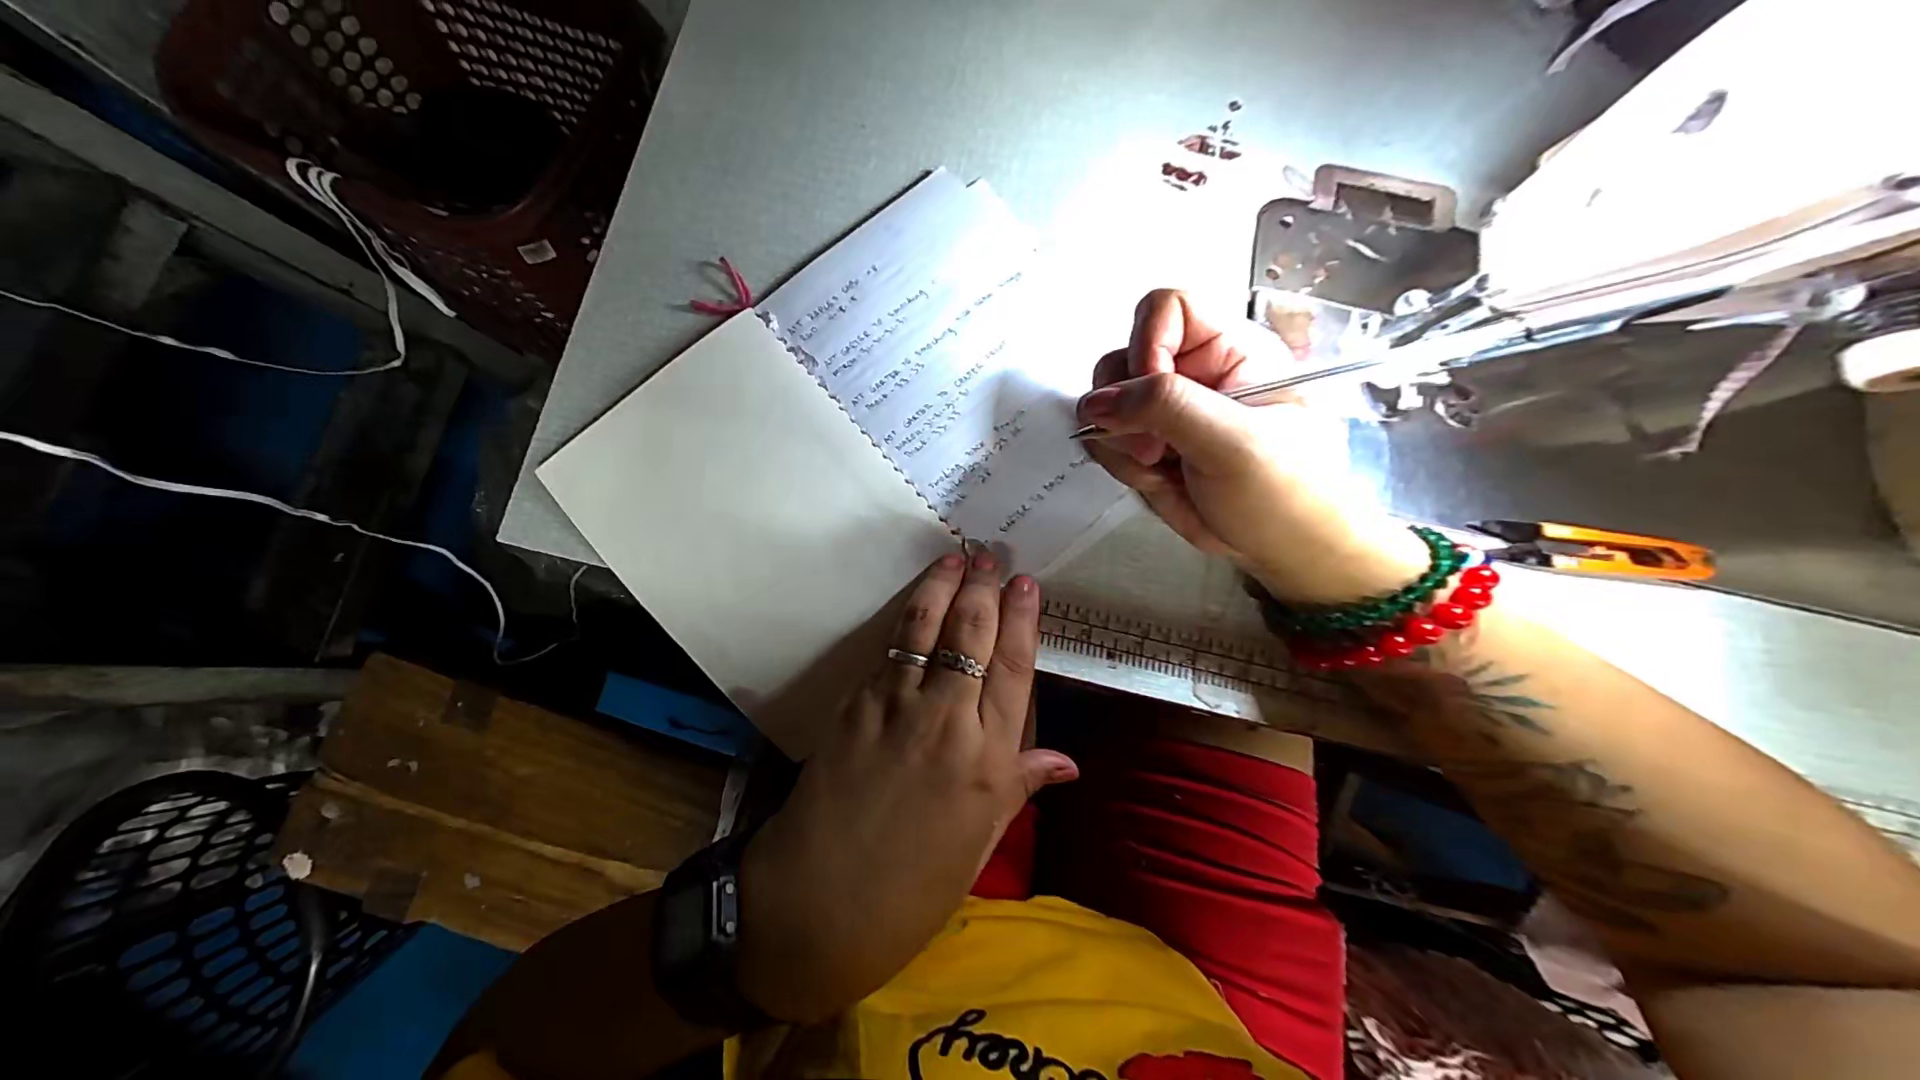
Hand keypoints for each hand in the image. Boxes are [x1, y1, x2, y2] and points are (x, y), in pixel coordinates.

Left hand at [734, 551, 1076, 1023]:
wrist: (818, 906)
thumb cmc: (914, 889)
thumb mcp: (979, 842)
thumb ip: (1018, 785)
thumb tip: (1067, 761)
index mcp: (987, 760)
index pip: (1014, 668)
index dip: (1022, 619)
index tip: (1024, 582)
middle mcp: (945, 721)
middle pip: (970, 635)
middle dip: (980, 588)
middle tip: (987, 555)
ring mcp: (894, 708)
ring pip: (922, 629)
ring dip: (938, 587)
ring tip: (951, 559)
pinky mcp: (853, 707)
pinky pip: (886, 654)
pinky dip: (902, 624)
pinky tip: (911, 609)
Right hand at [1078, 289, 1426, 602]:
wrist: (1285, 551)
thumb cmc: (1288, 494)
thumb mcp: (1235, 444)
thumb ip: (1167, 409)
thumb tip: (1099, 401)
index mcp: (1231, 351)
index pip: (1167, 309)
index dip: (1146, 342)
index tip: (1150, 390)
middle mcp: (1193, 374)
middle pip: (1123, 358)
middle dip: (1126, 406)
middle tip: (1157, 446)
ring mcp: (1166, 413)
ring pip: (1106, 403)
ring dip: (1122, 441)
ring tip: (1163, 467)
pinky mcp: (1148, 446)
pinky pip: (1106, 439)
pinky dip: (1120, 462)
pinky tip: (1157, 478)